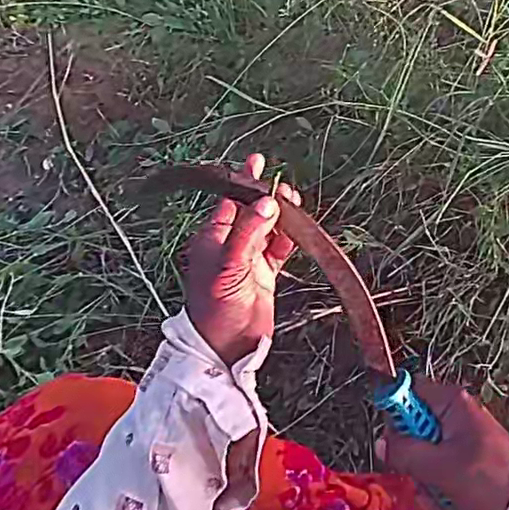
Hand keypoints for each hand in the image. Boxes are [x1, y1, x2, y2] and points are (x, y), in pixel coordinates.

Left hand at [182, 153, 299, 363]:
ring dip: (280, 217)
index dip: (244, 182)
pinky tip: (295, 232)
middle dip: (267, 197)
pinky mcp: (263, 273)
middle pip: (251, 212)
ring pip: (267, 228)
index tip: (256, 162)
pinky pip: (278, 248)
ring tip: (293, 204)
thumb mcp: (230, 266)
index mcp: (213, 238)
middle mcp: (230, 245)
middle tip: (283, 186)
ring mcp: (247, 259)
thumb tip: (267, 203)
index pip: (230, 201)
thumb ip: (249, 232)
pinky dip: (287, 239)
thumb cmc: (216, 309)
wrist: (227, 347)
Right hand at [379, 379, 508, 509]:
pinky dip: (439, 481)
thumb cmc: (486, 480)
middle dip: (411, 452)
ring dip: (424, 473)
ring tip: (436, 493)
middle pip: (415, 422)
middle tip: (416, 473)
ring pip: (426, 447)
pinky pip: (441, 462)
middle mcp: (457, 411)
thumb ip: (405, 452)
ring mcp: (464, 434)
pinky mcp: (469, 455)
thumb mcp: (439, 467)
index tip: (391, 436)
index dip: (395, 409)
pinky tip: (447, 500)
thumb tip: (382, 443)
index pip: (410, 388)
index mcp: (452, 401)